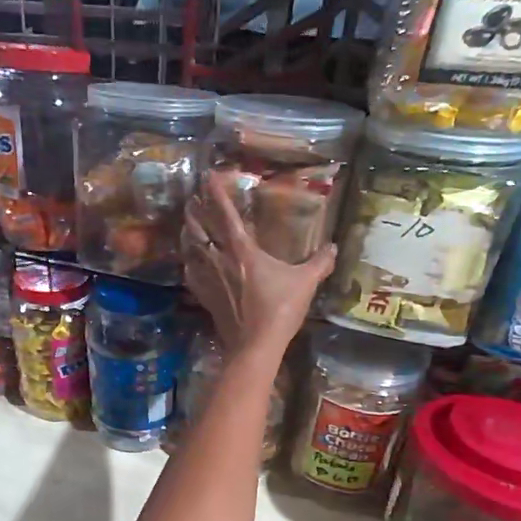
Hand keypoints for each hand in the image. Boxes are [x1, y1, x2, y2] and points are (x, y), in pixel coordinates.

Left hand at [182, 169, 335, 355]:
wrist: (255, 345)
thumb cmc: (280, 309)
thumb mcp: (305, 282)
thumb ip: (319, 262)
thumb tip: (334, 247)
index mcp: (242, 250)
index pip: (225, 213)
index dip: (216, 192)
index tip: (208, 175)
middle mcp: (219, 259)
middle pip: (199, 229)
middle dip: (194, 211)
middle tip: (191, 199)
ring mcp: (208, 279)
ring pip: (191, 250)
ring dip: (187, 234)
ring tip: (186, 224)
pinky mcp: (204, 297)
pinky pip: (191, 275)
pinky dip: (189, 263)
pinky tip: (189, 262)